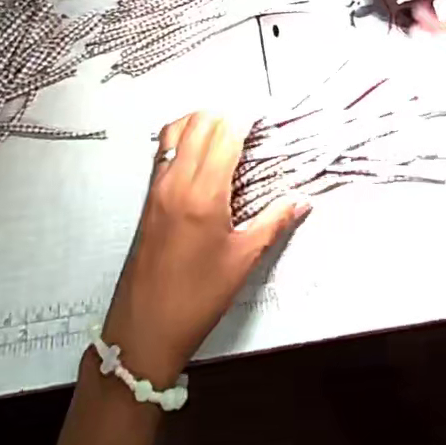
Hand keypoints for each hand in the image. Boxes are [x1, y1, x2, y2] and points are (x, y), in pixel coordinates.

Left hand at [101, 112, 310, 385]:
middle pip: (199, 122)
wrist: (144, 329)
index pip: (225, 134)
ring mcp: (157, 187)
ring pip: (176, 129)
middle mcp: (176, 181)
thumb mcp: (243, 259)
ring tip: (228, 133)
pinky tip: (202, 155)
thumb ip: (274, 221)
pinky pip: (164, 150)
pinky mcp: (148, 198)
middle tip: (252, 127)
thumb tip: (301, 200)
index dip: (247, 119)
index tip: (266, 117)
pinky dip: (184, 138)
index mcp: (203, 193)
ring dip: (203, 121)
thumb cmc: (197, 297)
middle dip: (228, 115)